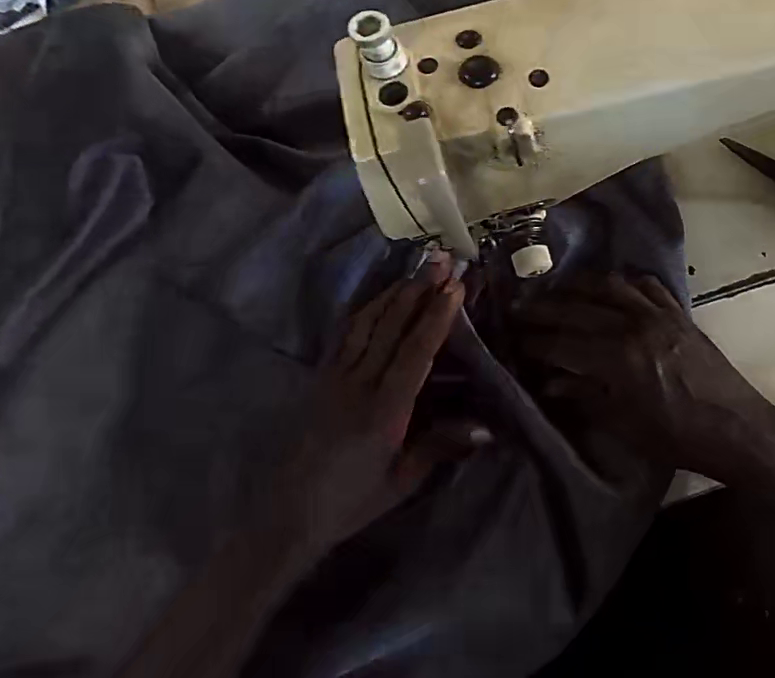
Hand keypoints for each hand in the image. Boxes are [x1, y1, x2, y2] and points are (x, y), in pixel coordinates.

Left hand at [272, 252, 478, 553]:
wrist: (287, 515)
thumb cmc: (352, 500)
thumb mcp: (402, 481)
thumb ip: (441, 448)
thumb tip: (487, 428)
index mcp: (385, 410)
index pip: (416, 352)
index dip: (437, 316)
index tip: (455, 287)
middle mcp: (360, 384)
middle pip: (392, 326)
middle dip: (418, 289)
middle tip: (441, 260)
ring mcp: (336, 377)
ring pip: (367, 322)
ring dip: (394, 292)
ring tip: (417, 267)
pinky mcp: (321, 377)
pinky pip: (345, 333)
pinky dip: (367, 309)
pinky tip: (381, 297)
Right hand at [517, 272, 774, 482]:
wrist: (736, 427)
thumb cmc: (677, 436)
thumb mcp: (625, 425)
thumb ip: (585, 397)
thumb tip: (548, 382)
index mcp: (619, 359)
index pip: (563, 343)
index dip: (535, 341)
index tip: (514, 338)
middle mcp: (635, 326)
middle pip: (580, 308)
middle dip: (546, 308)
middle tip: (521, 307)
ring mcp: (659, 314)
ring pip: (611, 286)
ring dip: (580, 284)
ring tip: (558, 286)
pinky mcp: (679, 312)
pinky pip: (648, 285)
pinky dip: (626, 280)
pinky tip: (612, 283)